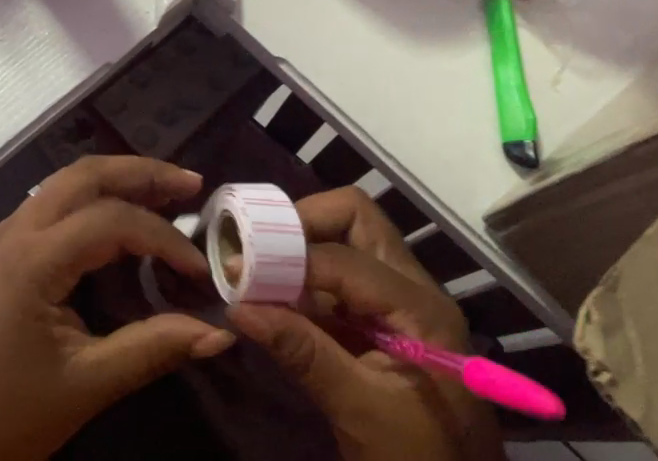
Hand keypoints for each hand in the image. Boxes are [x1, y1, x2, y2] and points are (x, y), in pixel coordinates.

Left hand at [0, 156, 234, 459]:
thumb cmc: (12, 408)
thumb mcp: (89, 384)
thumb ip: (154, 349)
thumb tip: (220, 332)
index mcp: (34, 260)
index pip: (111, 221)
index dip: (163, 239)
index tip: (202, 272)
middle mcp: (18, 230)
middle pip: (85, 175)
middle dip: (141, 173)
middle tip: (191, 185)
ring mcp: (8, 234)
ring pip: (67, 182)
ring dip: (117, 178)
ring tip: (166, 191)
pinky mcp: (7, 247)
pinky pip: (55, 201)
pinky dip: (95, 196)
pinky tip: (122, 217)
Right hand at [226, 188, 503, 460]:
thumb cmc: (419, 460)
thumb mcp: (360, 412)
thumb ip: (303, 353)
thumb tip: (237, 308)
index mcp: (421, 308)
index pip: (344, 258)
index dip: (287, 258)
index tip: (236, 269)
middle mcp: (415, 289)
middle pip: (356, 219)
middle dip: (301, 223)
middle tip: (256, 250)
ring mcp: (401, 303)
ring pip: (349, 239)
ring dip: (301, 247)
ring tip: (258, 271)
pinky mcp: (383, 321)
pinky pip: (341, 277)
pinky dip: (305, 278)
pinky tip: (274, 300)